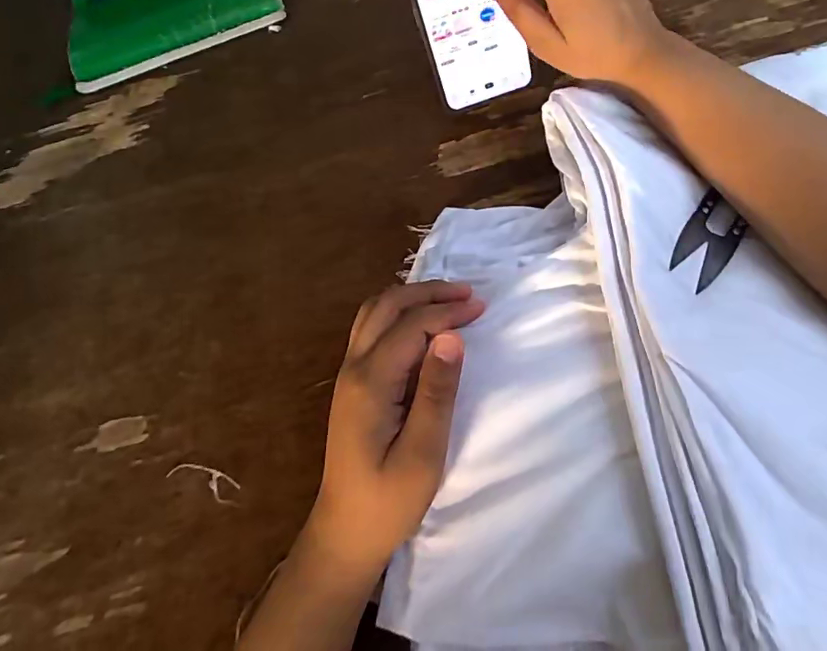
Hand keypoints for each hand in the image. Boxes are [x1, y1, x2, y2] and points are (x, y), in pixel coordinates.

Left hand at [300, 281, 485, 574]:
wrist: (344, 534)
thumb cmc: (388, 502)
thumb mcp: (423, 455)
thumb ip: (437, 393)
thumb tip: (451, 337)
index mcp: (370, 383)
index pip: (411, 325)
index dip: (447, 312)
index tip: (482, 309)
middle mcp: (353, 368)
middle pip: (387, 305)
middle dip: (429, 292)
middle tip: (468, 294)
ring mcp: (348, 373)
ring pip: (375, 311)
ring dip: (412, 298)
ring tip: (449, 301)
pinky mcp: (352, 383)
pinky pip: (372, 328)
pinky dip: (400, 312)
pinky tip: (422, 323)